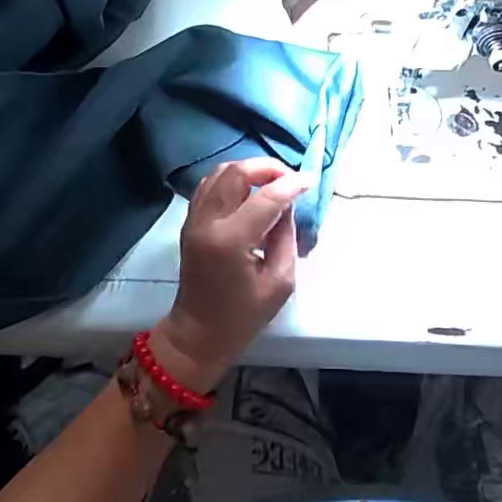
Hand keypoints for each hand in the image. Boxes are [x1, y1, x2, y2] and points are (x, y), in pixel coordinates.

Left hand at [155, 158, 311, 391]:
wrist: (197, 333)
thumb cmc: (242, 316)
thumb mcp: (280, 282)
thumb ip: (286, 237)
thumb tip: (287, 205)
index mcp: (231, 240)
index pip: (266, 197)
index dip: (292, 184)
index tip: (311, 181)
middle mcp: (208, 221)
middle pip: (237, 172)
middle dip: (268, 168)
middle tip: (290, 179)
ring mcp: (194, 219)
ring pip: (220, 173)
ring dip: (249, 171)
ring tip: (272, 183)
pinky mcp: (190, 221)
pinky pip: (210, 185)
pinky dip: (232, 180)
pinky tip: (249, 192)